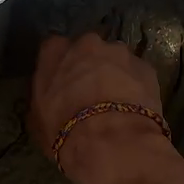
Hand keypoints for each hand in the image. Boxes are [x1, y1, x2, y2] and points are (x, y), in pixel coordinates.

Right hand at [30, 33, 170, 177]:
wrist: (111, 141)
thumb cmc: (64, 129)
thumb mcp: (37, 117)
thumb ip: (43, 96)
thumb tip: (48, 95)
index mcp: (54, 50)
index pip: (53, 49)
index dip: (59, 66)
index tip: (61, 83)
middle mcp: (86, 42)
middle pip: (87, 49)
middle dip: (88, 65)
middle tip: (89, 92)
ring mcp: (119, 52)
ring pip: (115, 59)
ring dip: (114, 73)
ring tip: (116, 102)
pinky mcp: (146, 67)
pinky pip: (137, 74)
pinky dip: (136, 85)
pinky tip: (135, 108)